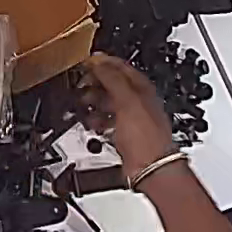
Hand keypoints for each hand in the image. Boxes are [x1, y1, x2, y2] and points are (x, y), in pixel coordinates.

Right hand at [81, 53, 180, 178]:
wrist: (151, 168)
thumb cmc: (146, 136)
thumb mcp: (126, 101)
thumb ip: (113, 79)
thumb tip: (100, 62)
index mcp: (141, 88)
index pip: (120, 67)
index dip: (103, 63)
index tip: (86, 63)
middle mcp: (137, 101)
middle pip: (112, 84)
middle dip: (95, 83)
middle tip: (80, 84)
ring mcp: (131, 118)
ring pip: (108, 103)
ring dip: (94, 102)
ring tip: (83, 104)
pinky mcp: (124, 134)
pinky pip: (107, 121)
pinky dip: (97, 120)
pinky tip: (91, 123)